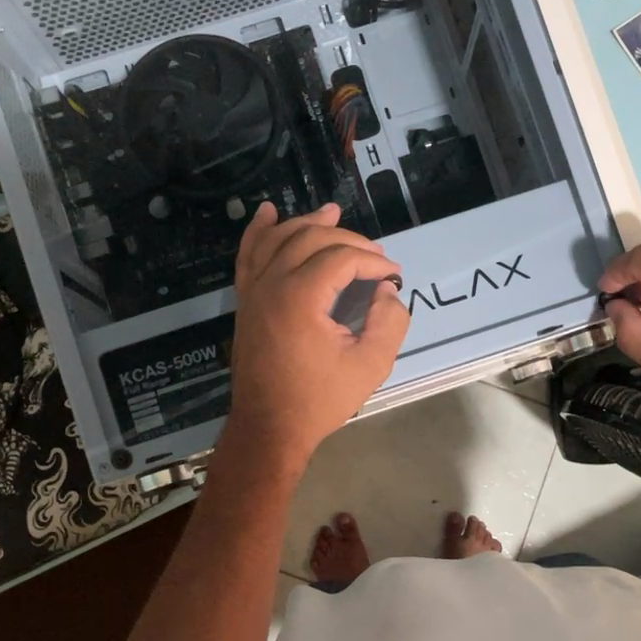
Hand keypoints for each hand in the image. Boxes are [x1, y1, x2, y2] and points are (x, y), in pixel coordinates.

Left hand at [227, 202, 407, 459]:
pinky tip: (268, 212)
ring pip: (278, 238)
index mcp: (301, 297)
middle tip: (375, 255)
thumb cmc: (319, 400)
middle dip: (348, 239)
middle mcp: (272, 283)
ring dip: (307, 223)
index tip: (394, 276)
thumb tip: (385, 290)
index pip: (342, 257)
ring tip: (332, 213)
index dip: (373, 260)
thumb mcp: (370, 366)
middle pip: (311, 239)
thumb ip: (389, 322)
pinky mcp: (245, 302)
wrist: (269, 427)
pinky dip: (259, 231)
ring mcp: (253, 291)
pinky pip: (249, 255)